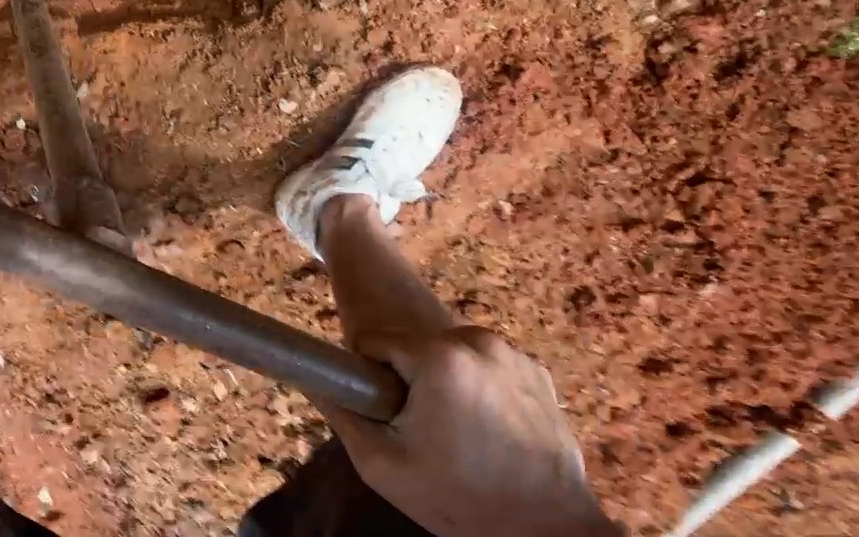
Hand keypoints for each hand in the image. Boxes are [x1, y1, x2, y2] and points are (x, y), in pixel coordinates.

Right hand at [319, 326, 619, 536]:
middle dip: (410, 378)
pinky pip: (485, 365)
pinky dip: (480, 386)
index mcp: (438, 355)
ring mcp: (512, 354)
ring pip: (449, 352)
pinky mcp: (539, 371)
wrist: (550, 535)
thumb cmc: (458, 498)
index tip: (388, 413)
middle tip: (424, 430)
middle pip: (414, 346)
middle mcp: (476, 341)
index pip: (375, 342)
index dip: (371, 377)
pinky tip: (490, 428)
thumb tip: (308, 379)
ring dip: (445, 380)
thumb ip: (340, 414)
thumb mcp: (381, 463)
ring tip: (459, 431)